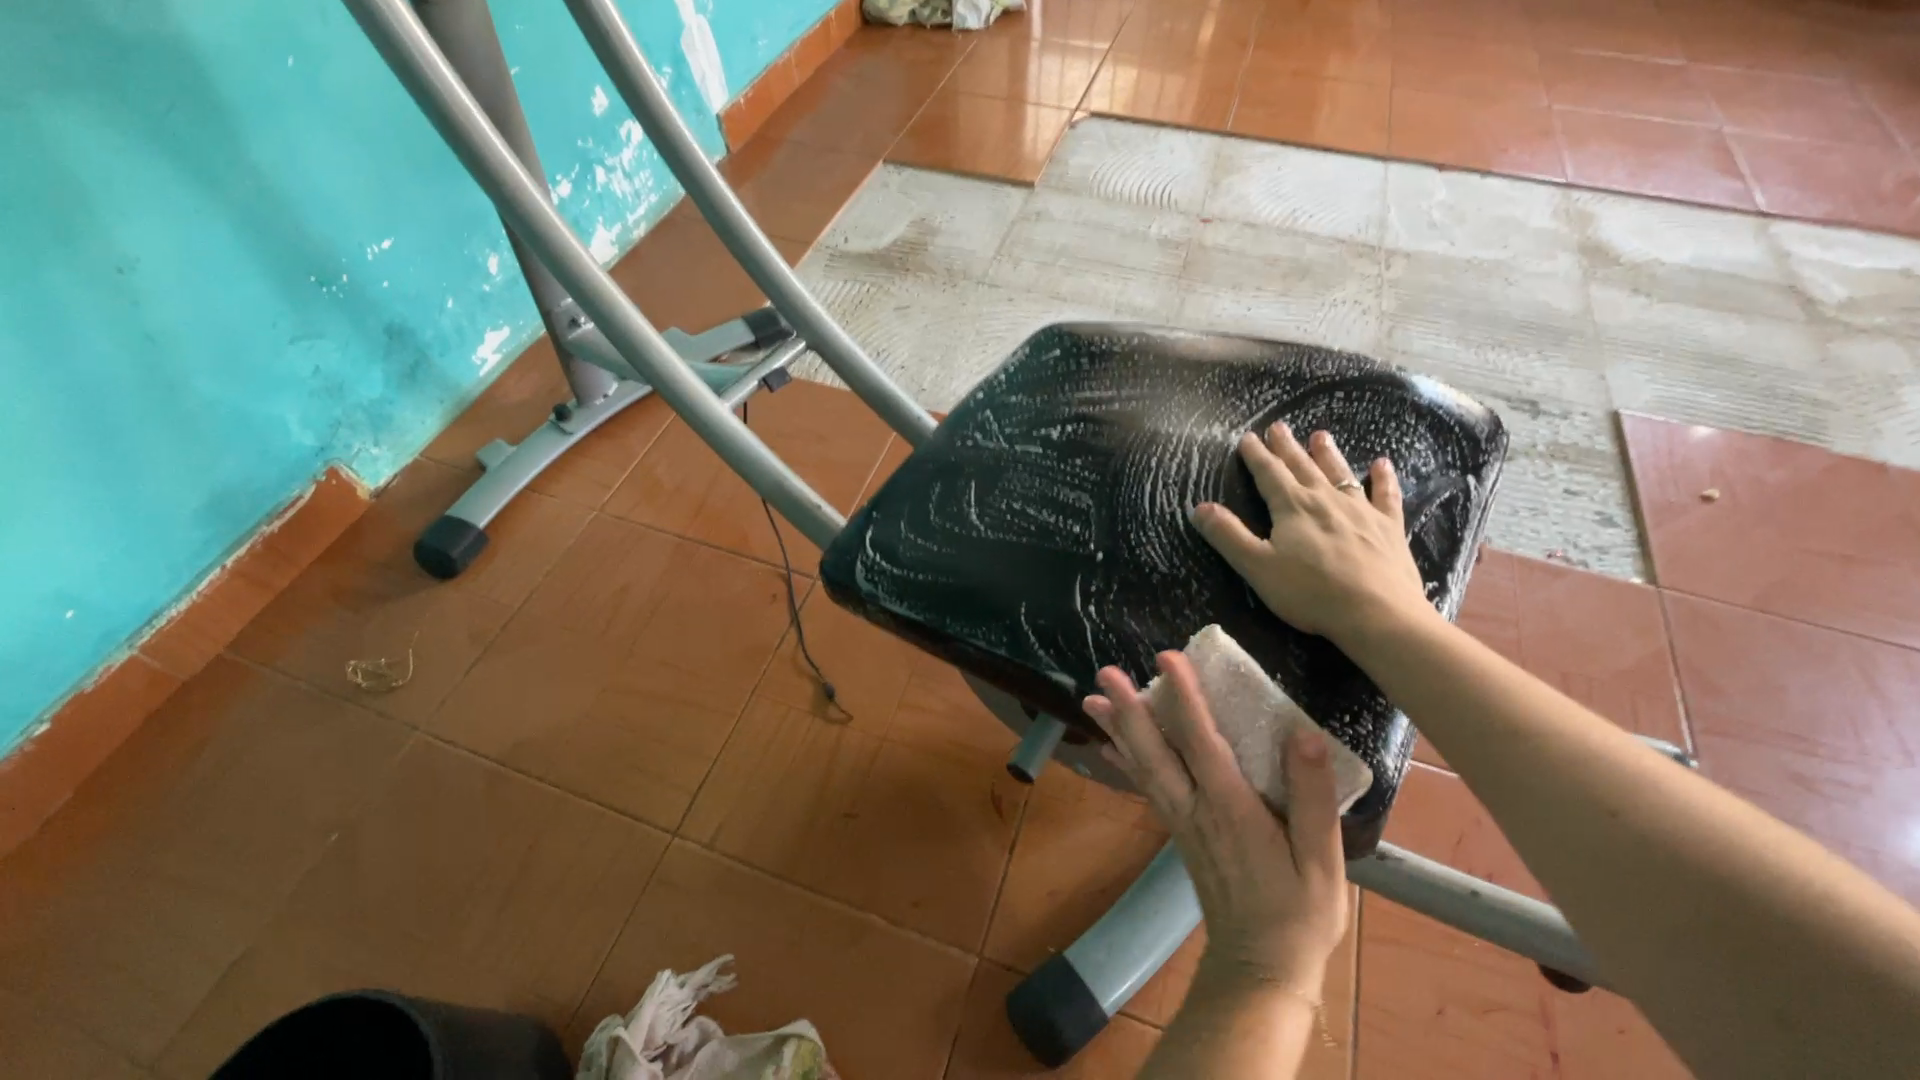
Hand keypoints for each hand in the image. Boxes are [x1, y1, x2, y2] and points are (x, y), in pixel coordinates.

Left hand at [1085, 653, 1349, 996]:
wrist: (1259, 967)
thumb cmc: (1298, 914)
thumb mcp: (1322, 860)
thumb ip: (1312, 798)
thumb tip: (1305, 735)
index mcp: (1231, 809)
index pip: (1201, 742)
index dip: (1184, 699)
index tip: (1168, 660)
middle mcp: (1196, 809)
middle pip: (1155, 752)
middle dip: (1130, 710)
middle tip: (1106, 674)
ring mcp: (1181, 822)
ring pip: (1143, 768)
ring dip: (1118, 731)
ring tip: (1091, 701)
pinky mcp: (1178, 833)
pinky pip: (1147, 788)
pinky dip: (1127, 762)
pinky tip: (1110, 746)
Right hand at [1192, 424, 1430, 645]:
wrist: (1377, 613)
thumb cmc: (1310, 592)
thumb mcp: (1257, 567)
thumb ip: (1228, 536)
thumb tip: (1199, 507)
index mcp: (1292, 507)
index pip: (1269, 474)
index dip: (1256, 455)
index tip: (1247, 437)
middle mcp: (1326, 499)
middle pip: (1302, 466)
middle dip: (1287, 447)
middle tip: (1278, 426)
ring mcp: (1361, 511)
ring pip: (1340, 474)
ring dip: (1328, 454)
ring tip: (1320, 435)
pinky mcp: (1389, 527)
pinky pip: (1386, 495)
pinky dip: (1383, 478)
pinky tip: (1381, 464)